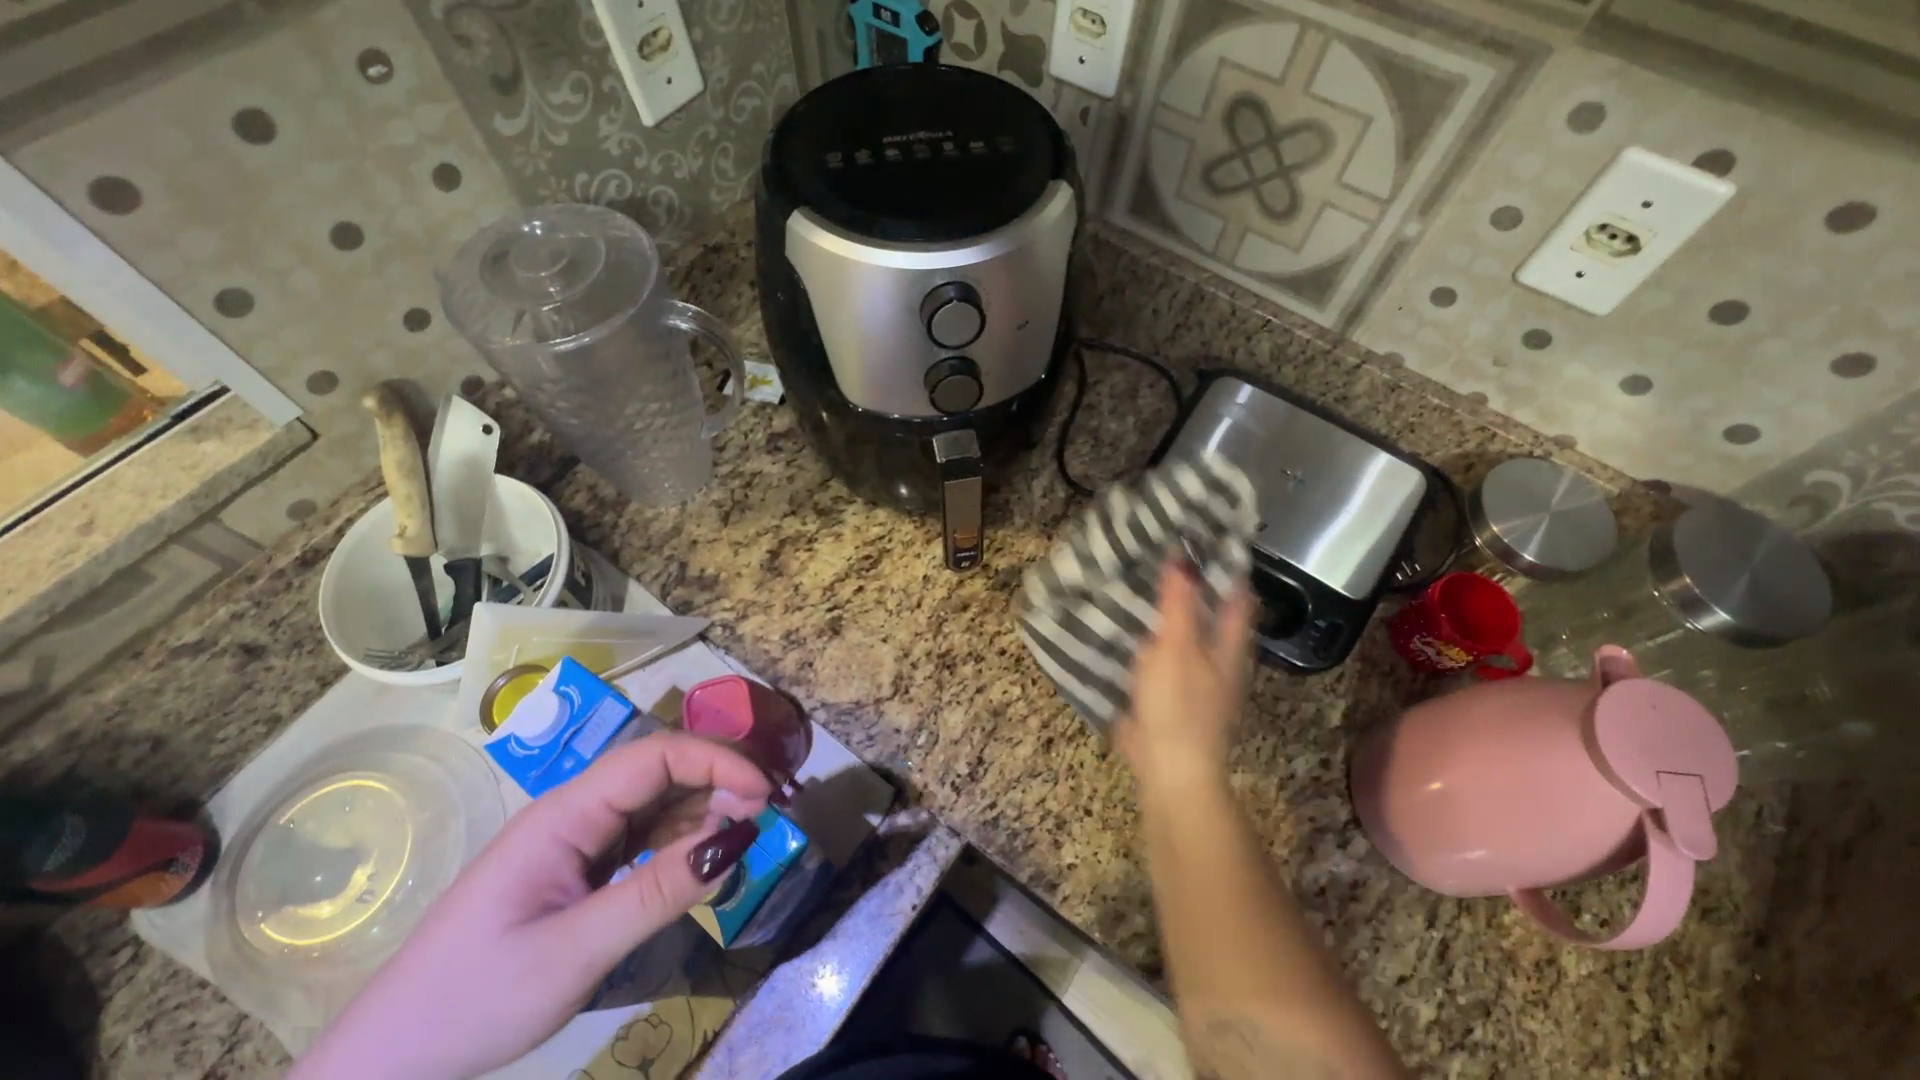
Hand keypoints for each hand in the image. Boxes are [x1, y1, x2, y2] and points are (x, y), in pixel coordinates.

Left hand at [292, 731, 771, 1079]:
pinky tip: (706, 859)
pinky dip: (682, 842)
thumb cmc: (475, 999)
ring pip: (654, 804)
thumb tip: (738, 840)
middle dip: (719, 781)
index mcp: (563, 816)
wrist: (393, 1057)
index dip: (716, 762)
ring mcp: (574, 843)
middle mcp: (572, 815)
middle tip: (770, 816)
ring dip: (705, 810)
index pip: (653, 757)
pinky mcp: (577, 871)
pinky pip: (642, 839)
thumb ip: (657, 892)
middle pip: (658, 772)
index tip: (766, 796)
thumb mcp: (575, 951)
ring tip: (750, 835)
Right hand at [1117, 558, 1254, 791]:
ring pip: (1176, 631)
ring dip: (1158, 609)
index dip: (1222, 561)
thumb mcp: (1177, 646)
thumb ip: (1178, 602)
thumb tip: (1181, 555)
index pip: (1234, 591)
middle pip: (1205, 609)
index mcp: (1228, 643)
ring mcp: (1190, 677)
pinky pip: (1152, 655)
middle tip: (1153, 546)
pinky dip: (1139, 636)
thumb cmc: (1180, 706)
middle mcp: (1215, 657)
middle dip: (1185, 581)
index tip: (1198, 530)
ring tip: (1129, 576)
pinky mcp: (1164, 694)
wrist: (1169, 771)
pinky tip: (1115, 623)